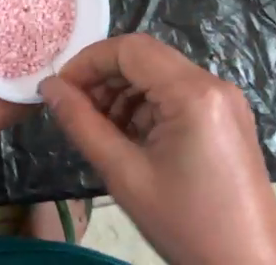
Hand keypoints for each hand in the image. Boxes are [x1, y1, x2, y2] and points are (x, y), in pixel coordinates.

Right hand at [40, 34, 275, 264]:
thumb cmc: (188, 225)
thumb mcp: (125, 175)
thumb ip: (82, 123)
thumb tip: (49, 87)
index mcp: (193, 92)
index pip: (128, 49)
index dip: (88, 62)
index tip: (60, 89)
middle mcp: (213, 83)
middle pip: (144, 57)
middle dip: (104, 78)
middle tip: (74, 109)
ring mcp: (224, 100)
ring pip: (158, 74)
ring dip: (123, 93)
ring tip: (99, 129)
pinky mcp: (227, 118)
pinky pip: (176, 93)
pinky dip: (146, 107)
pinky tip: (128, 137)